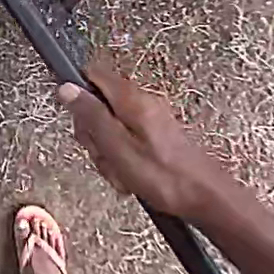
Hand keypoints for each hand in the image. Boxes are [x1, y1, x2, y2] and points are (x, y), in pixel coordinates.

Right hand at [54, 62, 236, 225]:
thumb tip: (67, 88)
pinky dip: (122, 158)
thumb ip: (91, 115)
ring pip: (110, 127)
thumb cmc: (163, 176)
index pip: (93, 75)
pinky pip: (126, 140)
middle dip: (92, 132)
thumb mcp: (115, 145)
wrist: (205, 198)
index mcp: (131, 99)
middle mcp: (142, 102)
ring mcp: (150, 119)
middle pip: (99, 104)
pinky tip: (130, 177)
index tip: (80, 121)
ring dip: (106, 151)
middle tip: (102, 152)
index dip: (78, 95)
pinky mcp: (156, 136)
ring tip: (119, 171)